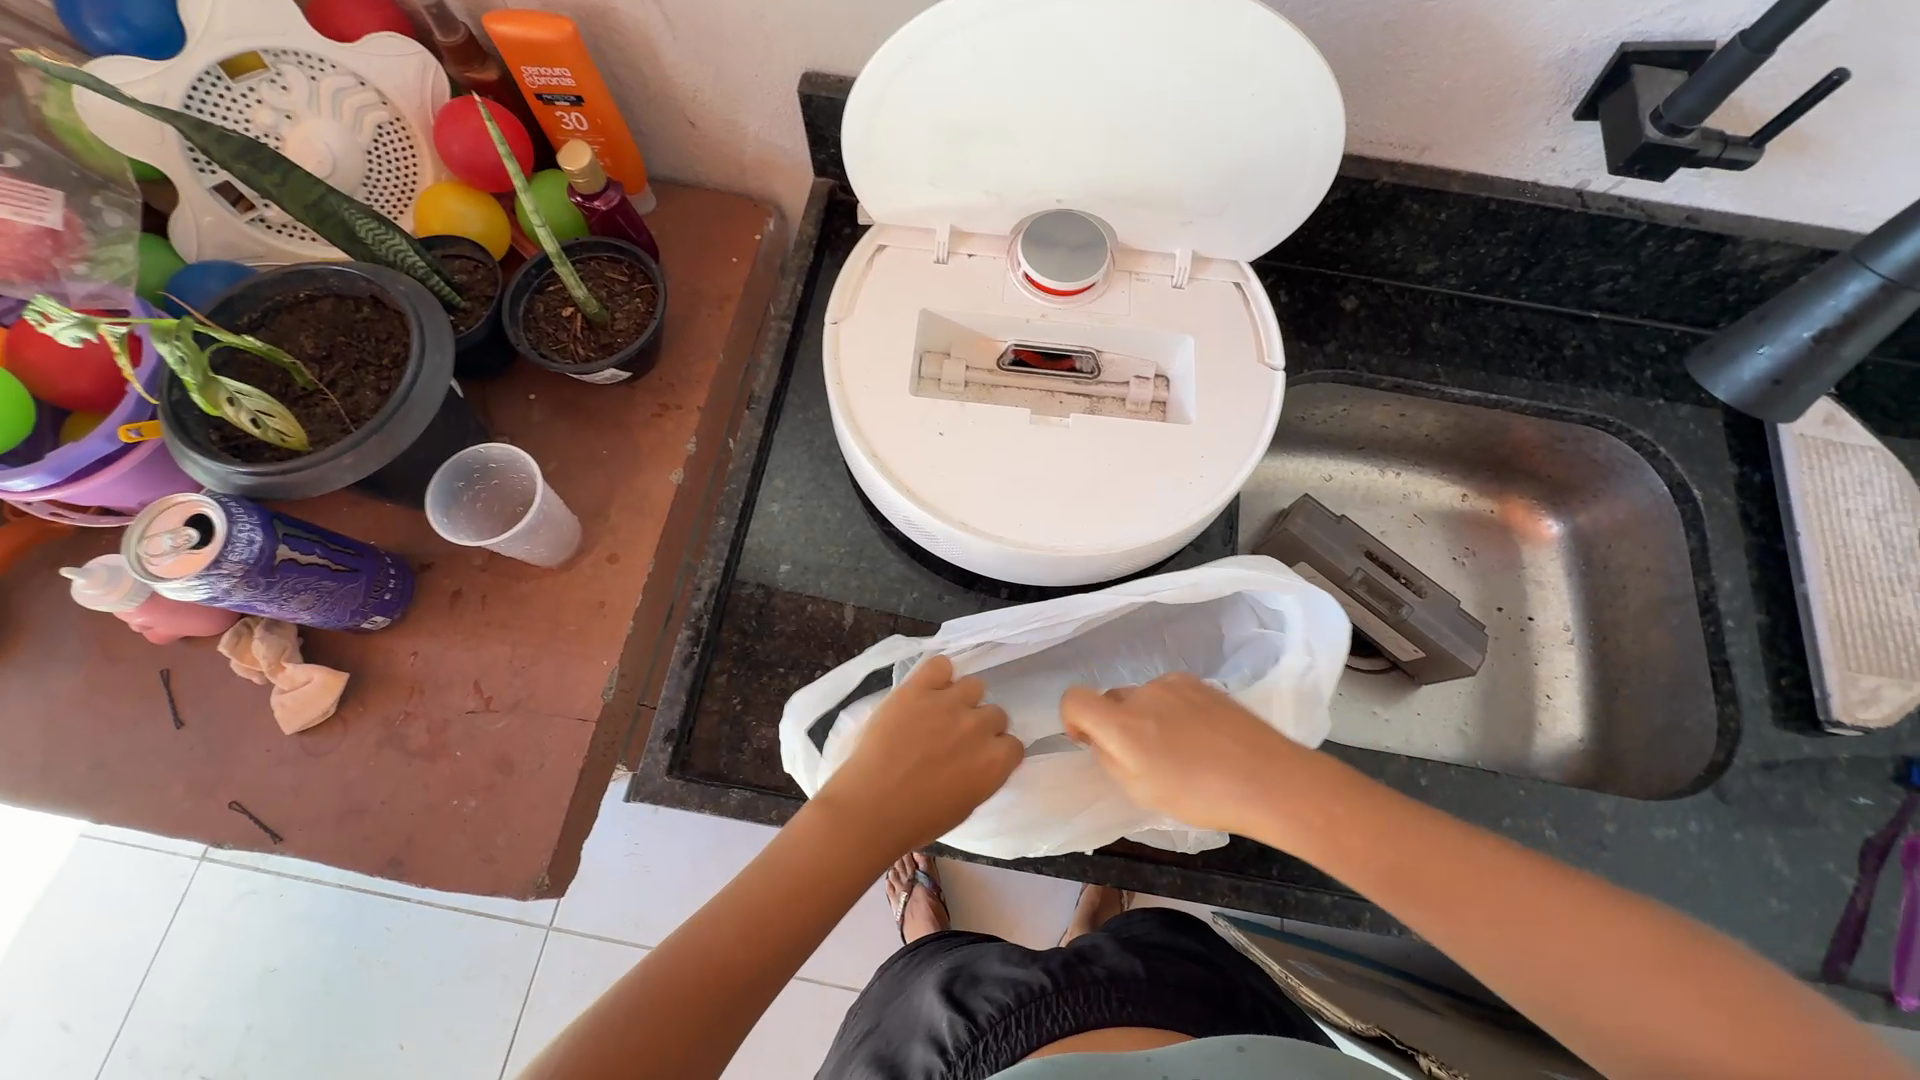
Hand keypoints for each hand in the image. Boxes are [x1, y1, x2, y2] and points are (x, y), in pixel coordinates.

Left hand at [813, 655, 1022, 854]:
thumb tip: (980, 761)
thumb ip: (982, 776)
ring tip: (940, 713)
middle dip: (979, 726)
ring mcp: (949, 703)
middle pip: (996, 713)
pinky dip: (938, 674)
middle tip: (955, 738)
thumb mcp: (965, 806)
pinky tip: (927, 689)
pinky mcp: (918, 688)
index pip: (1013, 745)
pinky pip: (941, 665)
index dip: (995, 750)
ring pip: (974, 686)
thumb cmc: (915, 820)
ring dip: (962, 699)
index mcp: (994, 762)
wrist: (869, 808)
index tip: (978, 757)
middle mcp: (979, 727)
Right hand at [1060, 673, 1310, 834]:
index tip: (1089, 741)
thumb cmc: (1201, 796)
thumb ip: (1110, 759)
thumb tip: (1100, 739)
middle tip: (1143, 758)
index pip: (1074, 699)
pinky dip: (1172, 710)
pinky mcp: (1201, 683)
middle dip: (1115, 724)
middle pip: (1110, 700)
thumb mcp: (1141, 792)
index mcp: (1122, 724)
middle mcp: (1143, 694)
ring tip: (1180, 750)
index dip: (1073, 719)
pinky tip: (1200, 737)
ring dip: (1146, 717)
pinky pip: (1170, 693)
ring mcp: (1174, 684)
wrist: (1268, 779)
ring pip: (1142, 697)